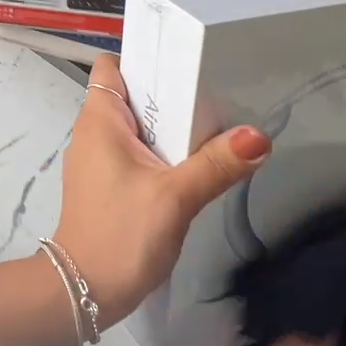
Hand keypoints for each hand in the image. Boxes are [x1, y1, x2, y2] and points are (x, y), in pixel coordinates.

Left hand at [53, 53, 271, 325]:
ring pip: (133, 126)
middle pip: (129, 94)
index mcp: (98, 117)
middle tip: (211, 98)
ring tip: (207, 130)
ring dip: (164, 127)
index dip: (141, 59)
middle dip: (165, 96)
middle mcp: (91, 129)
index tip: (182, 63)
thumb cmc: (123, 231)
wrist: (87, 285)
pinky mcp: (104, 181)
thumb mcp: (176, 196)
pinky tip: (187, 166)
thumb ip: (217, 164)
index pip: (111, 66)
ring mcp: (95, 156)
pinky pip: (131, 151)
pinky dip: (156, 151)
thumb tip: (258, 135)